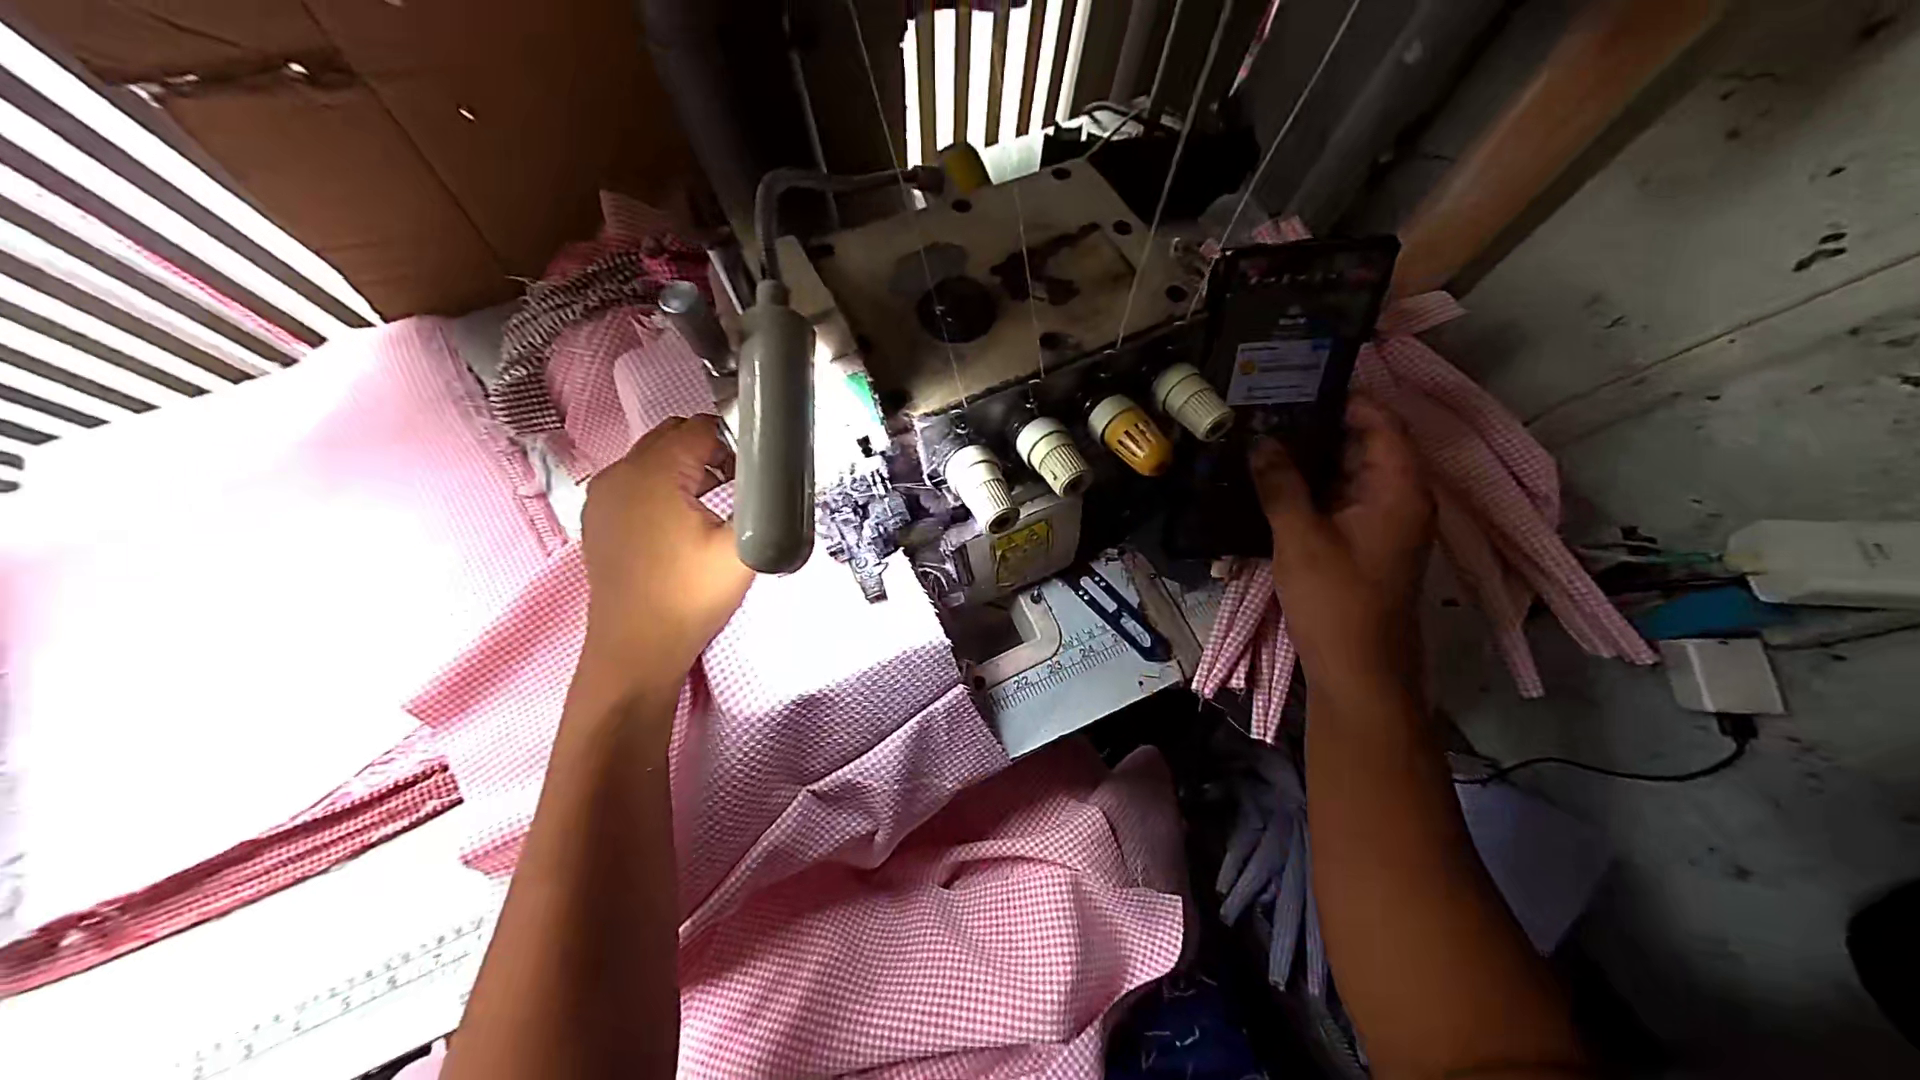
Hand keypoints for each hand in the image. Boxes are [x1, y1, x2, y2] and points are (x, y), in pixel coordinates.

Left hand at [580, 415, 753, 679]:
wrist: (637, 649)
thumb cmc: (689, 597)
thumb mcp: (743, 549)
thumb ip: (765, 503)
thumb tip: (779, 480)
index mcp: (654, 472)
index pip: (701, 428)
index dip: (736, 441)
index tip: (755, 473)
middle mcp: (619, 473)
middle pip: (673, 435)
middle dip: (711, 449)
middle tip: (740, 485)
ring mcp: (602, 495)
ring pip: (652, 457)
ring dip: (686, 467)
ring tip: (716, 503)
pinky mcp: (598, 517)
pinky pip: (635, 481)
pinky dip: (662, 487)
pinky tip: (682, 522)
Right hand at [1249, 397, 1433, 687]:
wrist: (1357, 668)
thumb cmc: (1336, 599)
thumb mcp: (1301, 537)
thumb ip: (1281, 485)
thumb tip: (1261, 442)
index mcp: (1400, 489)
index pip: (1381, 423)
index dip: (1345, 399)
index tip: (1297, 384)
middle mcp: (1400, 499)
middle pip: (1365, 446)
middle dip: (1319, 428)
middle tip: (1267, 411)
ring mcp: (1383, 523)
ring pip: (1349, 475)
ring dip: (1311, 460)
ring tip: (1263, 442)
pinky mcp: (1364, 544)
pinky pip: (1340, 501)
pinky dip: (1312, 489)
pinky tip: (1273, 485)